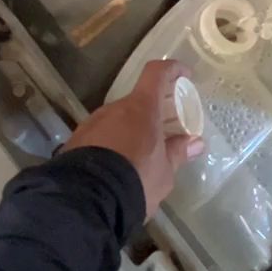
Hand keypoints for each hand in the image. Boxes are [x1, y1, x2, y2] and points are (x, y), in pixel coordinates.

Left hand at [65, 59, 203, 214]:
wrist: (87, 200)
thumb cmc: (136, 178)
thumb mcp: (164, 171)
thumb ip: (178, 152)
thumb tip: (196, 143)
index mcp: (141, 107)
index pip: (157, 73)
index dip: (172, 70)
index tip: (184, 75)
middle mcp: (115, 108)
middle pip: (138, 101)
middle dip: (152, 113)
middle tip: (163, 132)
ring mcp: (92, 123)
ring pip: (117, 120)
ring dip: (130, 131)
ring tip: (138, 156)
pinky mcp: (76, 141)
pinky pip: (100, 135)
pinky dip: (111, 144)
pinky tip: (115, 167)